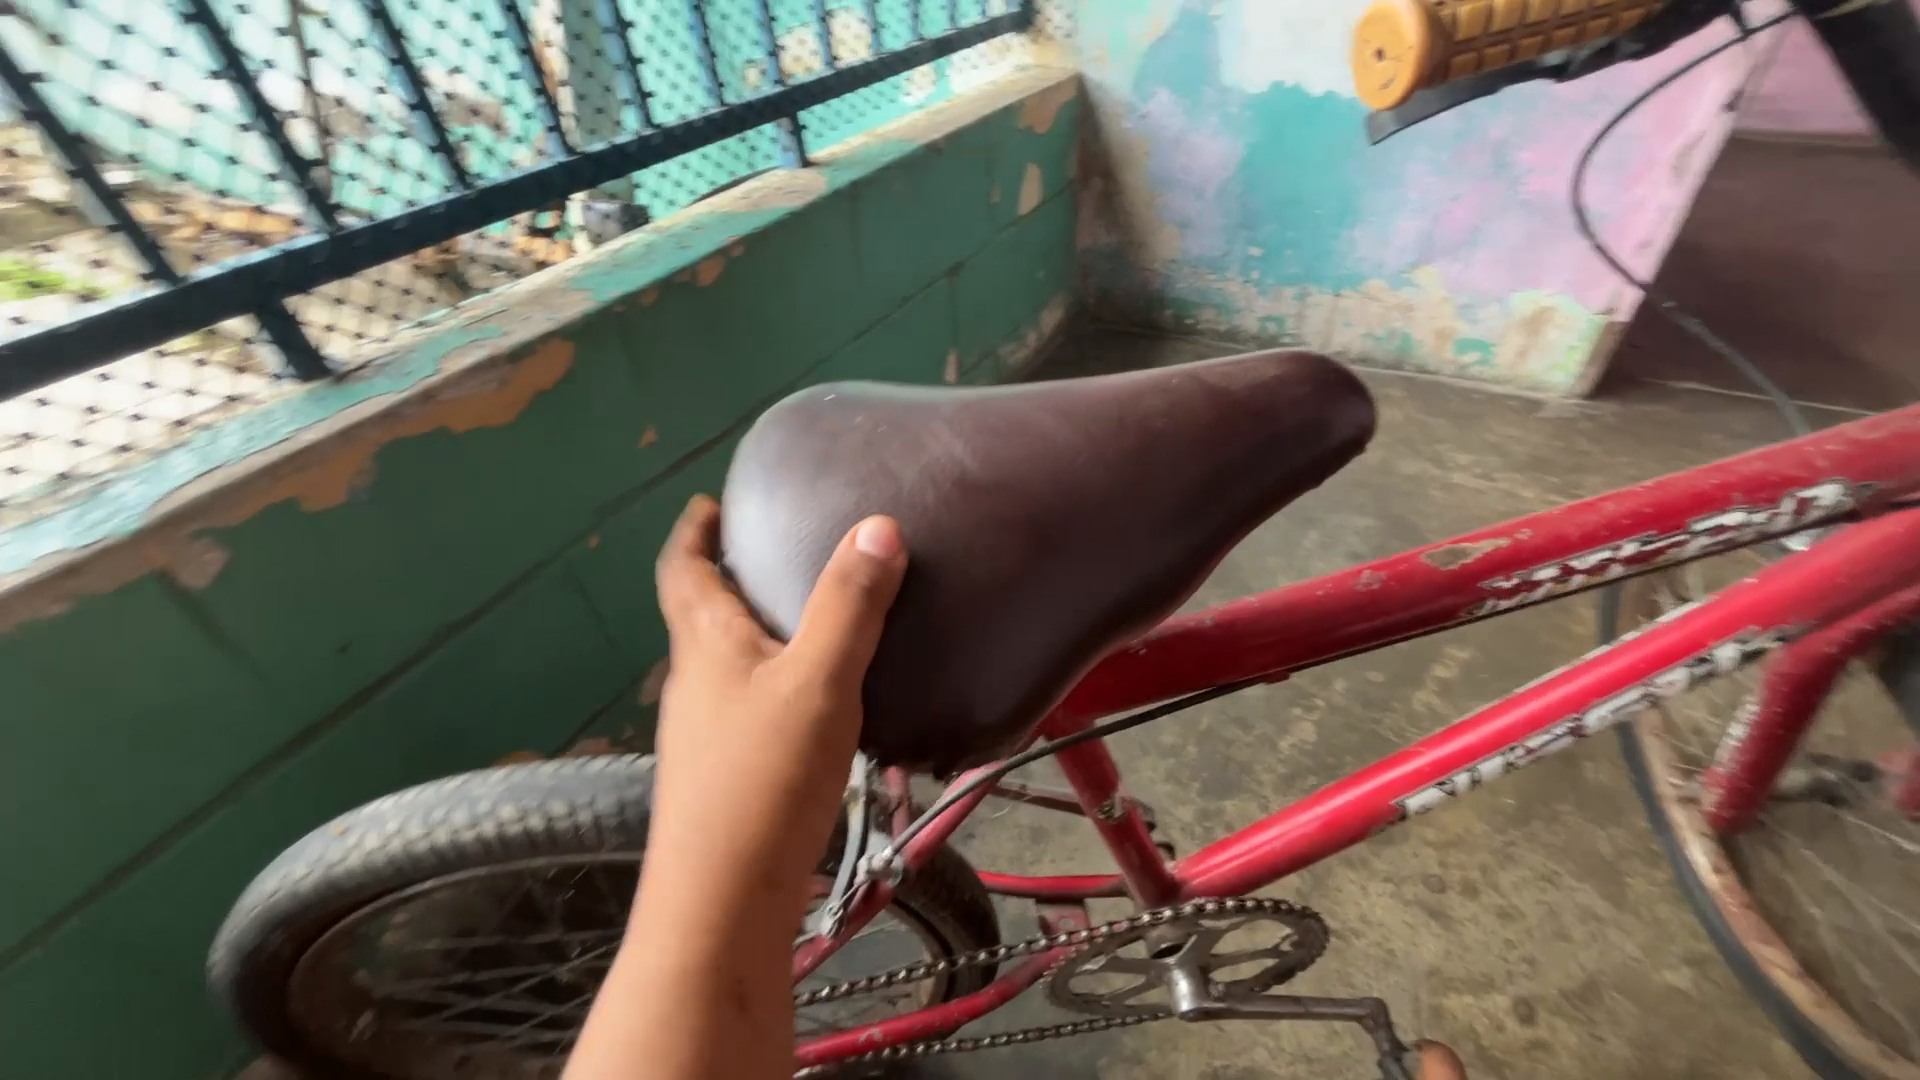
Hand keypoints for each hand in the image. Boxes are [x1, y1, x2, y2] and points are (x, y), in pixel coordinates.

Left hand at [649, 495, 907, 892]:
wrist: (723, 905)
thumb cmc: (765, 778)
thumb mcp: (820, 681)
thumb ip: (851, 606)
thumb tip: (878, 527)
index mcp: (705, 645)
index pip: (681, 569)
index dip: (693, 531)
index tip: (712, 503)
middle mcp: (694, 683)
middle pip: (701, 613)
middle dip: (730, 575)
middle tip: (781, 550)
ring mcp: (704, 733)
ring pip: (727, 661)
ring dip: (755, 629)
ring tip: (809, 615)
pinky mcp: (725, 773)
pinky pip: (748, 702)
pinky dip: (774, 677)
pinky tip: (815, 697)